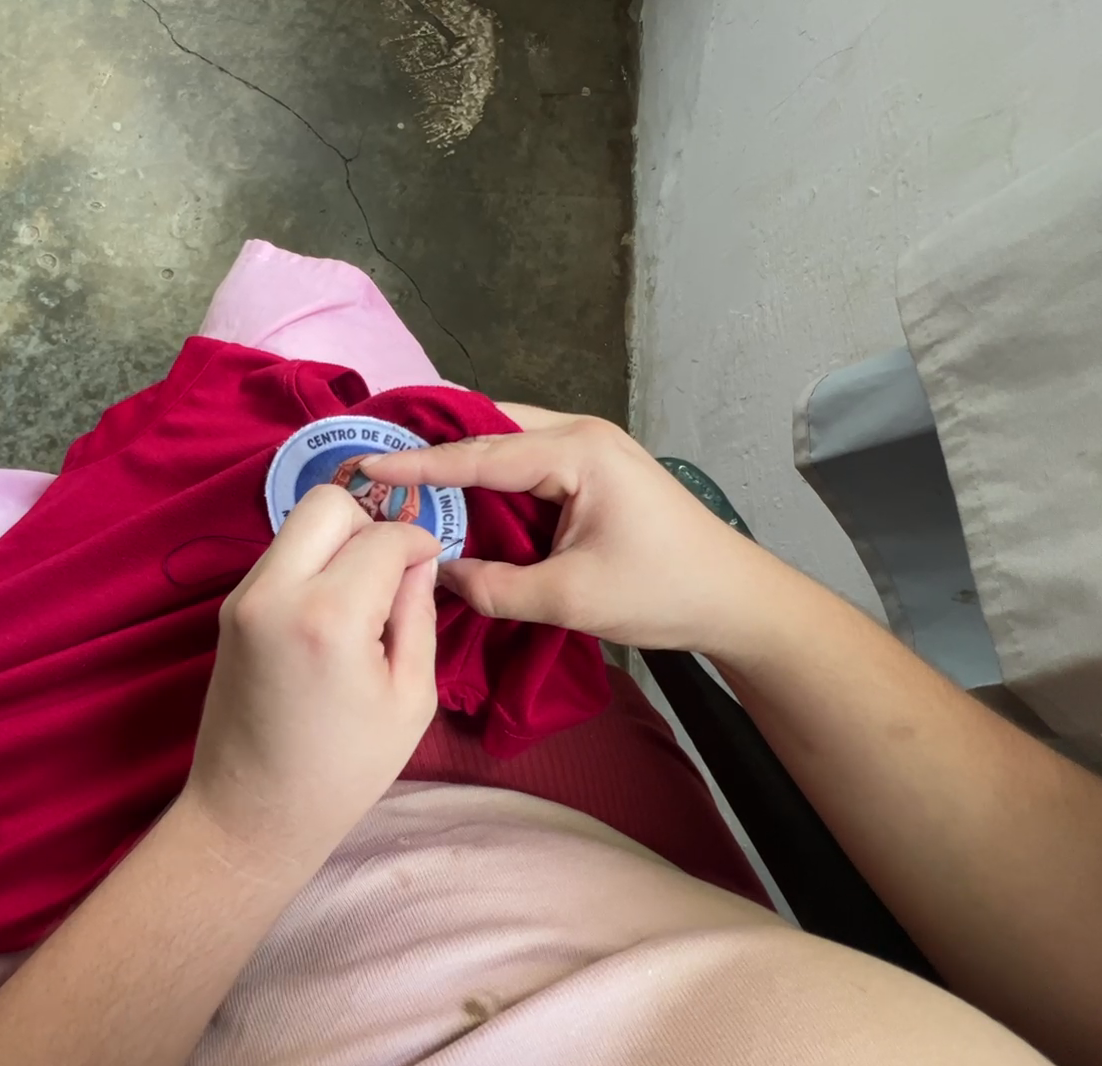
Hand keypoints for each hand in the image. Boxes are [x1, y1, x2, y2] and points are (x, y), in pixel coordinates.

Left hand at [181, 484, 441, 870]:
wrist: (250, 814)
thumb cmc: (343, 772)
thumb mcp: (410, 699)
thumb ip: (418, 614)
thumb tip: (419, 560)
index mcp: (330, 618)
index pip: (382, 538)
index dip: (418, 542)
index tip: (429, 564)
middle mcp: (275, 592)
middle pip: (328, 503)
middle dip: (369, 523)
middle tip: (388, 573)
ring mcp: (242, 597)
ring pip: (299, 524)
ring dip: (338, 543)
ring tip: (360, 599)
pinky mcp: (228, 608)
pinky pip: (280, 555)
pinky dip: (311, 564)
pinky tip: (328, 614)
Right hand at [360, 405, 786, 658]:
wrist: (735, 601)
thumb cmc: (662, 592)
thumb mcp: (569, 599)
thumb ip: (494, 587)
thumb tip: (438, 573)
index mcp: (578, 452)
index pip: (480, 454)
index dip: (419, 464)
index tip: (366, 466)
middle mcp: (580, 434)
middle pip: (489, 429)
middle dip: (435, 444)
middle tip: (380, 464)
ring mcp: (587, 449)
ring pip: (504, 441)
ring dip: (460, 459)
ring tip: (407, 477)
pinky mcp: (589, 471)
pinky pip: (522, 463)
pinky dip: (486, 476)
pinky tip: (459, 496)